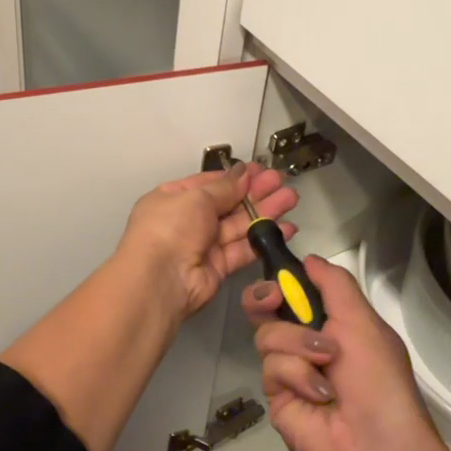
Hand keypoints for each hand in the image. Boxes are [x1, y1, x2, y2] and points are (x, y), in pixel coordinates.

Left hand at [117, 163, 297, 316]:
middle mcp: (186, 221)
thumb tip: (242, 172)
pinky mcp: (217, 267)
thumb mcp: (196, 198)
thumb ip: (224, 187)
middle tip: (282, 181)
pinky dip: (262, 239)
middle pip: (226, 203)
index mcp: (173, 198)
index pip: (209, 183)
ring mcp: (202, 245)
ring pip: (237, 225)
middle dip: (255, 192)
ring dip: (264, 212)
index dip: (235, 177)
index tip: (261, 170)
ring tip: (290, 198)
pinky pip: (242, 249)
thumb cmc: (170, 228)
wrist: (160, 280)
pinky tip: (286, 228)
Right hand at [243, 256, 450, 450]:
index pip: (293, 291)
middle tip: (274, 302)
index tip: (280, 277)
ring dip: (299, 344)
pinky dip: (298, 375)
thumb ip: (335, 284)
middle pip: (264, 308)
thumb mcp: (363, 320)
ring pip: (268, 335)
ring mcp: (287, 370)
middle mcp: (304, 343)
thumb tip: (309, 259)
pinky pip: (272, 367)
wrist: (377, 443)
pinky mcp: (276, 396)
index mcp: (330, 323)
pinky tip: (320, 394)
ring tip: (327, 364)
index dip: (281, 280)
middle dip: (265, 298)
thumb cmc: (378, 377)